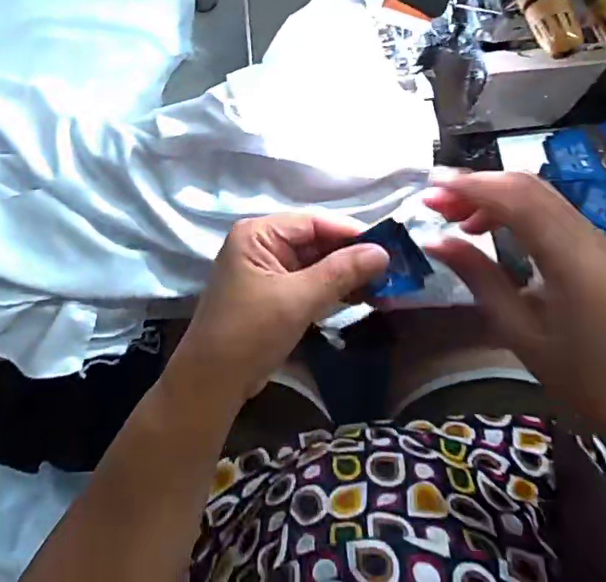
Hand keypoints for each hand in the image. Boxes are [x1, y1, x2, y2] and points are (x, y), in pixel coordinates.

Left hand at [174, 214, 389, 402]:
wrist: (211, 382)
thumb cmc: (250, 332)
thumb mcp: (298, 299)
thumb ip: (340, 272)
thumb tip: (383, 253)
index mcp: (257, 233)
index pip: (313, 222)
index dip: (352, 233)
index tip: (390, 245)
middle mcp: (260, 244)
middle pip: (315, 241)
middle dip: (352, 256)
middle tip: (394, 269)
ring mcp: (266, 270)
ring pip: (315, 264)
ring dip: (347, 274)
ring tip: (387, 285)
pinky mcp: (272, 295)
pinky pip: (308, 283)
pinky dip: (333, 289)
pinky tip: (364, 297)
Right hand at [423, 171, 605, 429]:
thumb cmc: (574, 373)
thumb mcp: (516, 330)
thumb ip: (477, 276)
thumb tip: (432, 240)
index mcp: (575, 266)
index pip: (521, 203)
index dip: (472, 188)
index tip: (430, 190)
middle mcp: (591, 240)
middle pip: (528, 188)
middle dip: (476, 185)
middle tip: (434, 200)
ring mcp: (596, 236)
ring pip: (536, 191)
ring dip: (490, 191)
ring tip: (452, 212)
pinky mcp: (593, 239)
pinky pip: (546, 205)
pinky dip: (508, 203)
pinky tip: (483, 224)